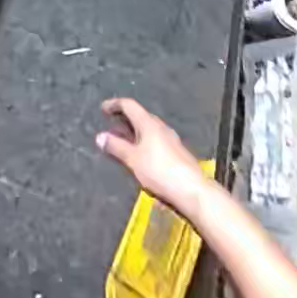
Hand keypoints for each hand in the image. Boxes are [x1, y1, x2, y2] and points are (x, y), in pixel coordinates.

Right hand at [96, 98, 210, 216]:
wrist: (196, 193)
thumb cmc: (160, 170)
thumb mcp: (132, 158)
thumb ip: (115, 146)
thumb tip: (100, 137)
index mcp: (149, 123)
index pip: (129, 105)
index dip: (114, 104)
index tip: (103, 109)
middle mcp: (161, 128)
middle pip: (140, 116)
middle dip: (124, 120)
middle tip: (111, 128)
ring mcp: (172, 141)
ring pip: (148, 130)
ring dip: (133, 133)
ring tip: (122, 143)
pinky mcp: (178, 155)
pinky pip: (155, 141)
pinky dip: (143, 143)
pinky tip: (139, 156)